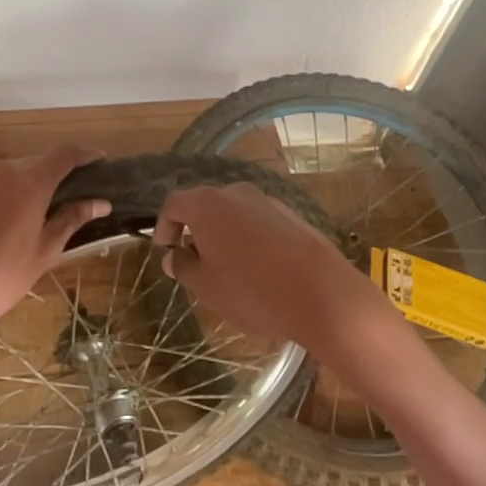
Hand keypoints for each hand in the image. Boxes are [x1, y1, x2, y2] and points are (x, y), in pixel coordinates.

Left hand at [0, 146, 111, 337]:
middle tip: (60, 200)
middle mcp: (3, 169)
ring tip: (22, 216)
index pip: (64, 154)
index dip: (84, 154)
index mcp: (31, 183)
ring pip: (7, 172)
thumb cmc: (5, 276)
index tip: (97, 161)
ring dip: (20, 185)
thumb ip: (73, 217)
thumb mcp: (46, 250)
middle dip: (50, 177)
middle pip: (35, 163)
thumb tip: (101, 202)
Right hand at [155, 182, 385, 359]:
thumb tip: (173, 256)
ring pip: (233, 214)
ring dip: (224, 235)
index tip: (165, 248)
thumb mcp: (206, 287)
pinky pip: (258, 222)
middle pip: (205, 206)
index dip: (164, 226)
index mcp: (207, 204)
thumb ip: (183, 267)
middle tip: (194, 262)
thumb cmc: (252, 290)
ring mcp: (266, 201)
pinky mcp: (291, 215)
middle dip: (196, 231)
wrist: (321, 292)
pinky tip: (258, 269)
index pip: (174, 204)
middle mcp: (235, 193)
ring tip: (227, 269)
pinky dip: (249, 238)